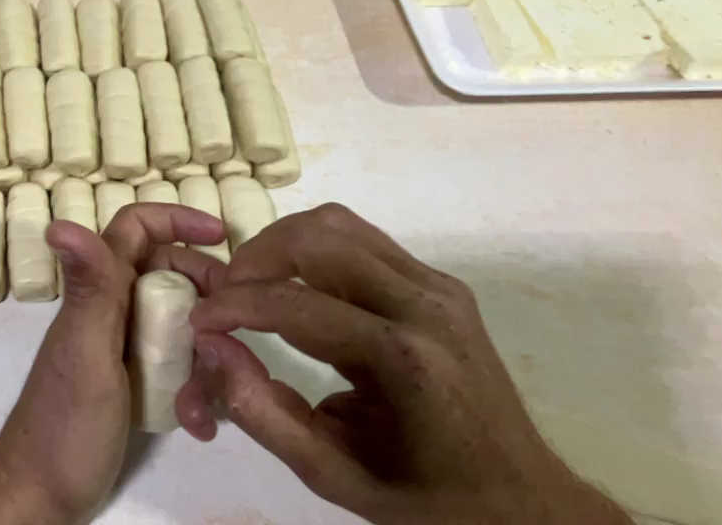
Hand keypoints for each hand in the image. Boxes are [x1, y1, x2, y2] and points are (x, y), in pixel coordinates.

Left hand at [0, 203, 227, 524]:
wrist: (46, 491)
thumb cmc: (65, 419)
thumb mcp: (87, 350)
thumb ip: (88, 287)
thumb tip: (56, 222)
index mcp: (98, 287)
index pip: (136, 227)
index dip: (177, 219)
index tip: (222, 235)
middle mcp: (112, 305)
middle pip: (171, 271)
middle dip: (207, 291)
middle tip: (235, 324)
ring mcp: (124, 342)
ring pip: (181, 321)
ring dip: (206, 351)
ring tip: (215, 388)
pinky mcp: (136, 378)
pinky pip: (179, 364)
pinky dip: (197, 385)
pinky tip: (201, 419)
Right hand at [182, 204, 628, 524]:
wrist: (523, 505)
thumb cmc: (426, 501)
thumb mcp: (336, 476)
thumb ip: (264, 413)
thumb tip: (211, 349)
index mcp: (404, 361)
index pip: (296, 305)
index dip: (234, 306)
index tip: (198, 319)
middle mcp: (426, 306)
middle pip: (317, 238)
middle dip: (256, 257)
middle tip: (227, 294)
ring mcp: (439, 287)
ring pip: (337, 224)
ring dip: (283, 244)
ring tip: (255, 283)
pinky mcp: (440, 283)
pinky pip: (360, 239)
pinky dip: (314, 250)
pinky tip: (298, 286)